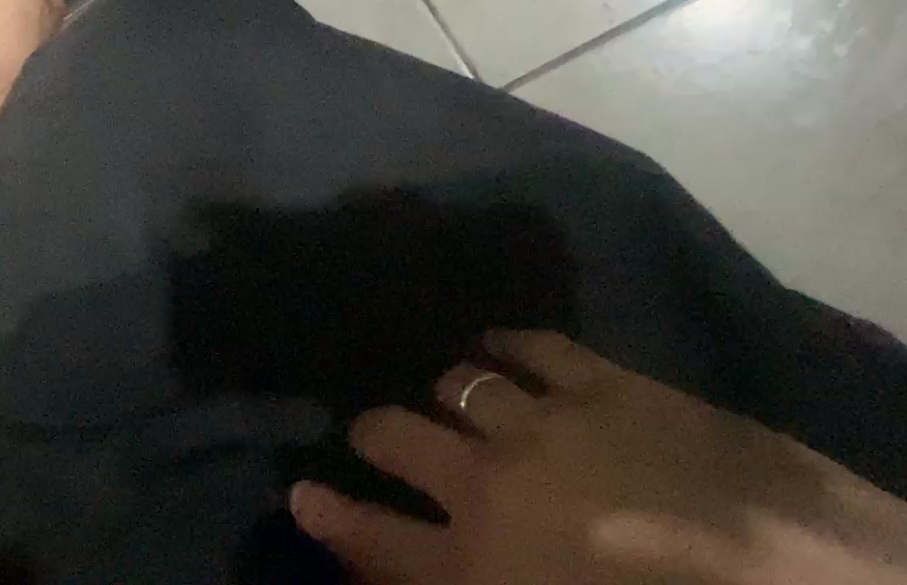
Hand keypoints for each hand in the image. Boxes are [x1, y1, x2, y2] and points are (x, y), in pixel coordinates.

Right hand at [291, 330, 906, 584]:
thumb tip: (450, 568)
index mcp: (490, 568)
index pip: (381, 539)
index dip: (334, 515)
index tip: (300, 488)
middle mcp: (496, 484)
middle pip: (401, 439)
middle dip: (374, 435)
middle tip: (367, 430)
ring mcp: (548, 422)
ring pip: (456, 385)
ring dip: (439, 391)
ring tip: (439, 391)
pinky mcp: (606, 383)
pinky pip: (527, 346)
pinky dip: (500, 345)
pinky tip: (492, 344)